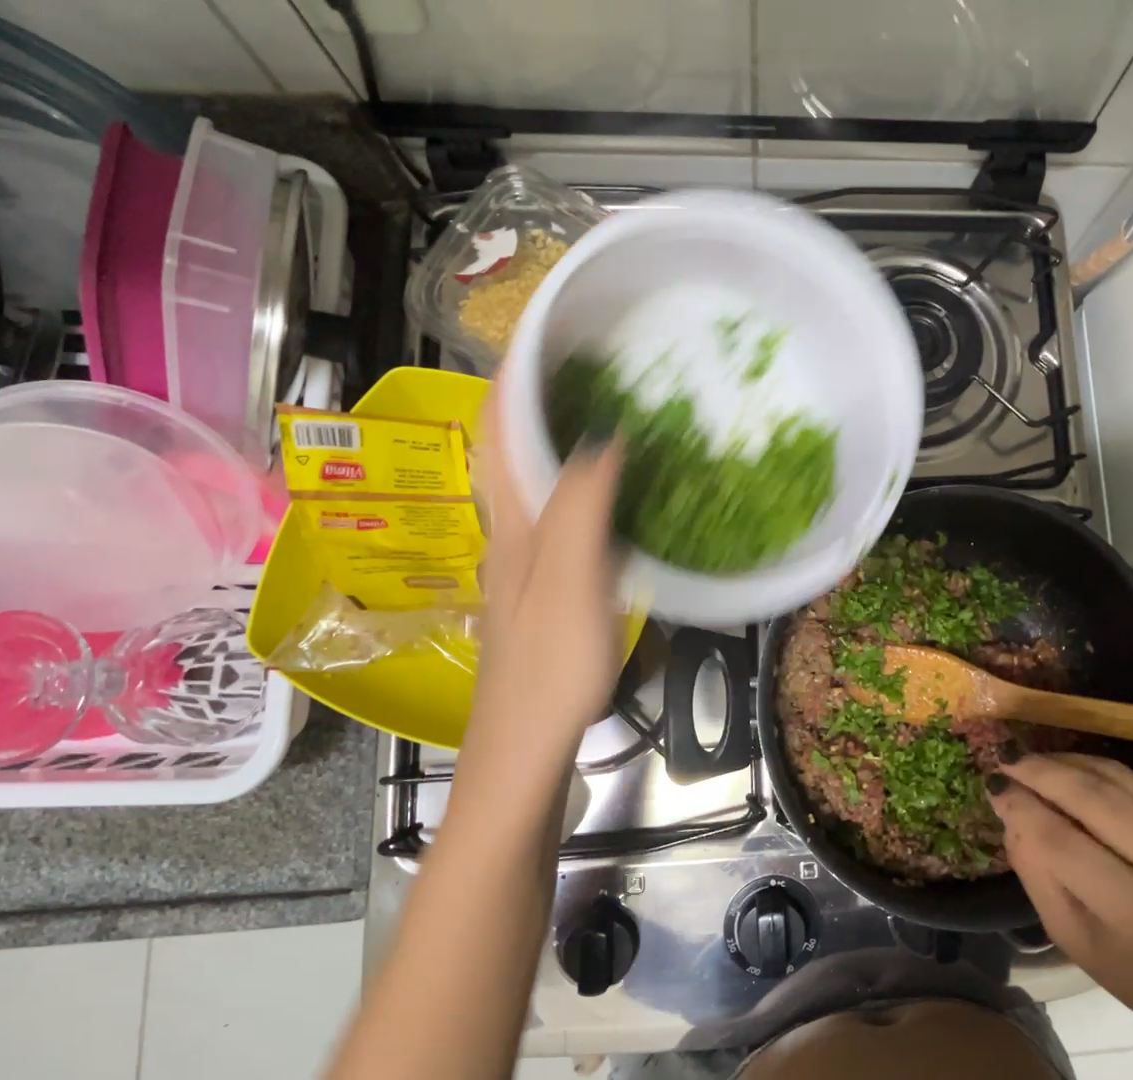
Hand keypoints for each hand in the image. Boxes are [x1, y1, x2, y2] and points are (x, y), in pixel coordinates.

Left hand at [458, 393, 625, 798]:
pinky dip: (594, 484)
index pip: (502, 424)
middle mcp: (514, 529)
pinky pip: (570, 513)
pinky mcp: (553, 587)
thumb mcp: (567, 582)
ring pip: (545, 478)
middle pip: (519, 444)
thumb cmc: (547, 669)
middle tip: (603, 359)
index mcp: (512, 519)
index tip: (556, 325)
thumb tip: (601, 432)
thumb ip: (580, 505)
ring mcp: (532, 560)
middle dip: (549, 392)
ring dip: (571, 434)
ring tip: (622, 405)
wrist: (525, 752)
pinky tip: (630, 489)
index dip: (519, 370)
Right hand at [989, 753, 1132, 1077]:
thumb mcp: (1075, 942)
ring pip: (1117, 778)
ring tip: (1029, 761)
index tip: (991, 788)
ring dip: (1066, 761)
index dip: (1021, 809)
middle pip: (1094, 798)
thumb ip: (1039, 879)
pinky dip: (1095, 768)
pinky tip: (1067, 769)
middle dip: (1041, 772)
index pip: (1063, 844)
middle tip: (1004, 761)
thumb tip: (1010, 817)